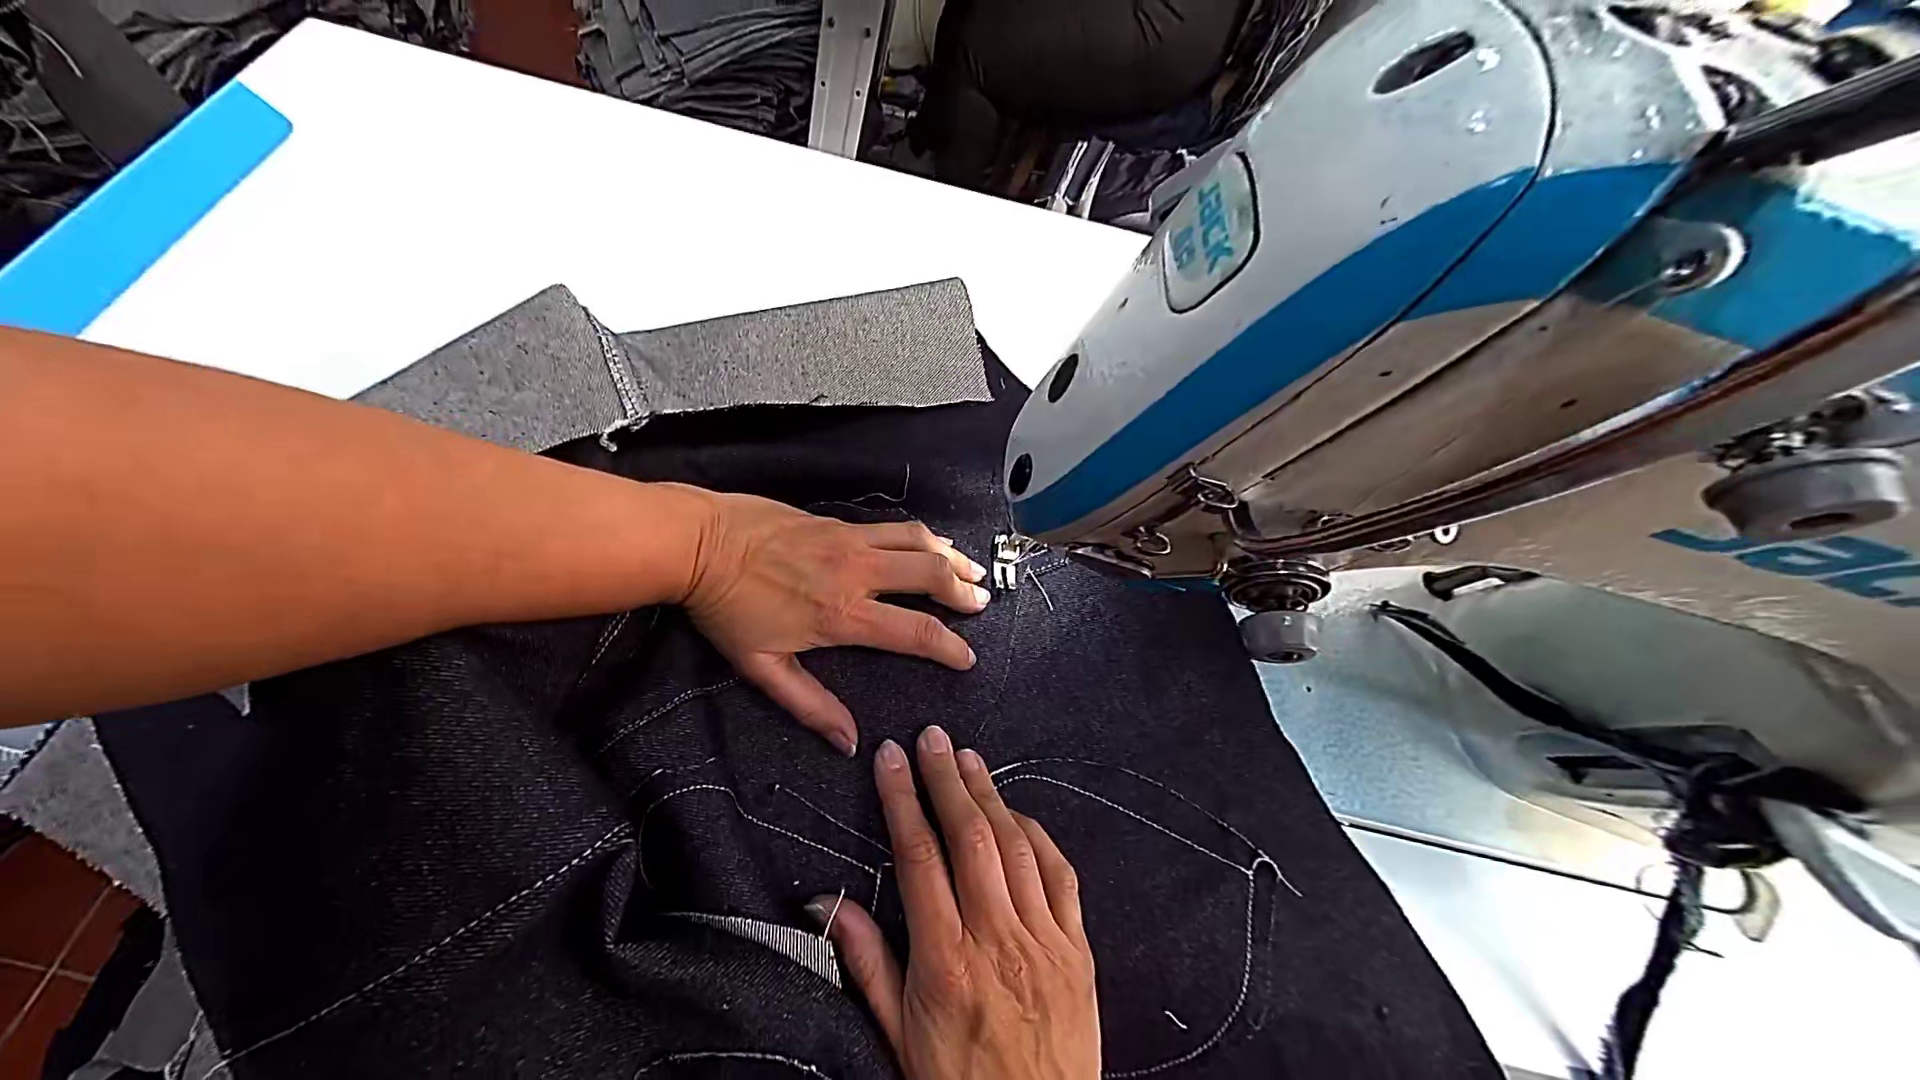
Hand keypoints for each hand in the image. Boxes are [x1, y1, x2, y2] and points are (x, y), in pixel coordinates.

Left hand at [677, 487, 990, 753]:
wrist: (699, 541)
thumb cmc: (727, 607)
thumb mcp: (762, 666)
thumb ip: (810, 704)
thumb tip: (849, 742)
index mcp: (842, 615)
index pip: (914, 631)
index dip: (948, 647)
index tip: (967, 658)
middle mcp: (858, 572)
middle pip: (929, 576)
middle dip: (964, 591)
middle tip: (982, 604)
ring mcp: (851, 540)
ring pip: (919, 542)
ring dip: (953, 557)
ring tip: (974, 570)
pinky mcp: (840, 521)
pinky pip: (896, 526)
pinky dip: (925, 537)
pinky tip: (934, 543)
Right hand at [808, 727, 1099, 1079]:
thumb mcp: (898, 1038)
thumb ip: (866, 963)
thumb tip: (824, 904)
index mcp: (946, 962)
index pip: (918, 858)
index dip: (902, 800)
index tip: (891, 759)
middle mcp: (998, 940)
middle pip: (970, 837)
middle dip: (947, 778)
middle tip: (933, 738)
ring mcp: (1044, 941)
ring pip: (1015, 846)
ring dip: (989, 794)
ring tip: (968, 759)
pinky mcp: (1078, 949)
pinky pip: (1061, 875)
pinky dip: (1038, 835)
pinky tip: (1017, 813)